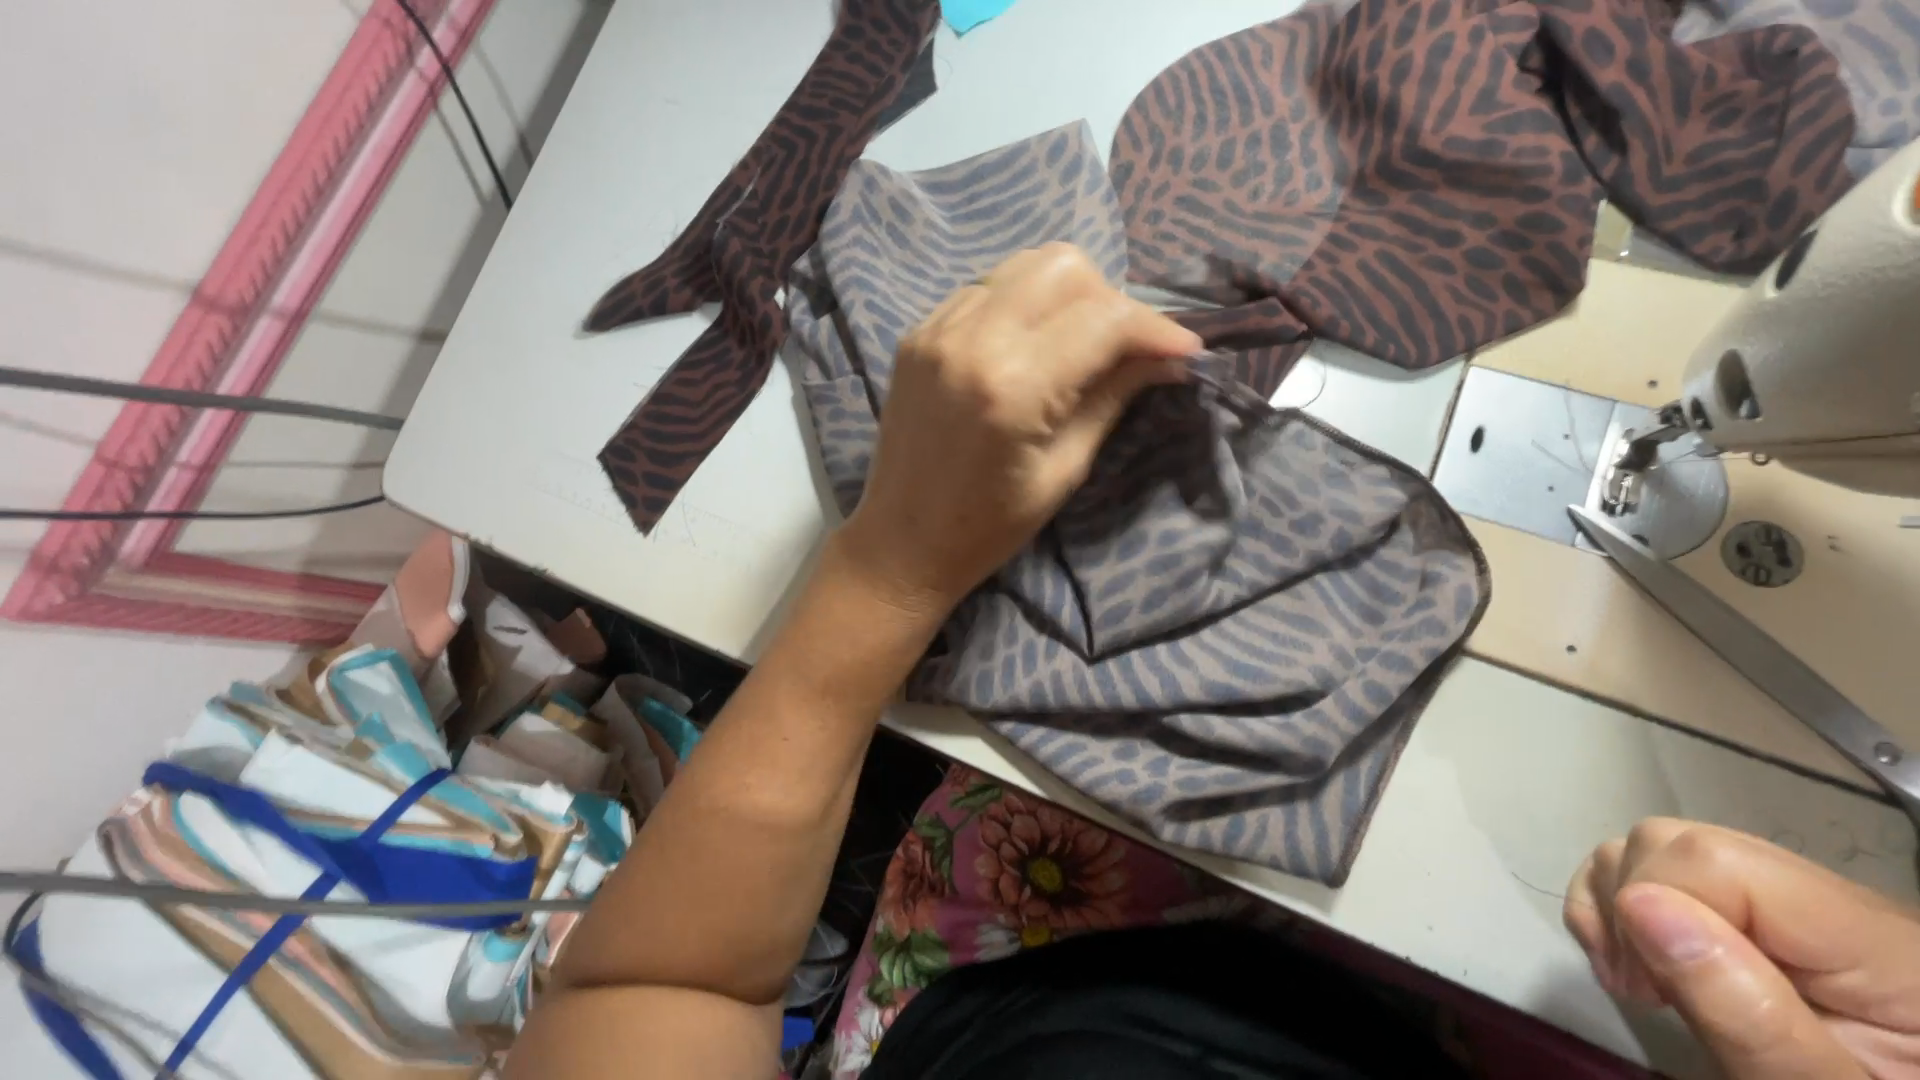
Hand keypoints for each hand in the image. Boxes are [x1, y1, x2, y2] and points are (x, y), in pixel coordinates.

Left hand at [835, 243, 1200, 614]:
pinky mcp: (919, 332)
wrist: (901, 541)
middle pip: (1065, 267)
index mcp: (1013, 386)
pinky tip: (1028, 346)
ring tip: (1077, 344)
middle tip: (1123, 349)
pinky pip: (985, 288)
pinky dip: (1021, 304)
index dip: (1156, 328)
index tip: (1185, 351)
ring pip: (1024, 266)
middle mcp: (972, 339)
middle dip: (1110, 300)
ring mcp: (937, 329)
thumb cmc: (989, 526)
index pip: (1104, 318)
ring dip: (1066, 294)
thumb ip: (1114, 397)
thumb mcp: (1065, 469)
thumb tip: (1172, 356)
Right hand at [1566, 818, 1919, 1078]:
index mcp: (1871, 944)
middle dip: (1628, 907)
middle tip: (1644, 993)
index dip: (1652, 903)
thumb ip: (1751, 1017)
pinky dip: (1614, 906)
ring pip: (1652, 847)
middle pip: (1677, 843)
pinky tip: (1633, 963)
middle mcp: (1826, 898)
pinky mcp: (1744, 911)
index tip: (1650, 990)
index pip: (1715, 859)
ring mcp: (1782, 900)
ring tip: (1639, 985)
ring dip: (1615, 909)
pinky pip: (1648, 866)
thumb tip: (1638, 904)